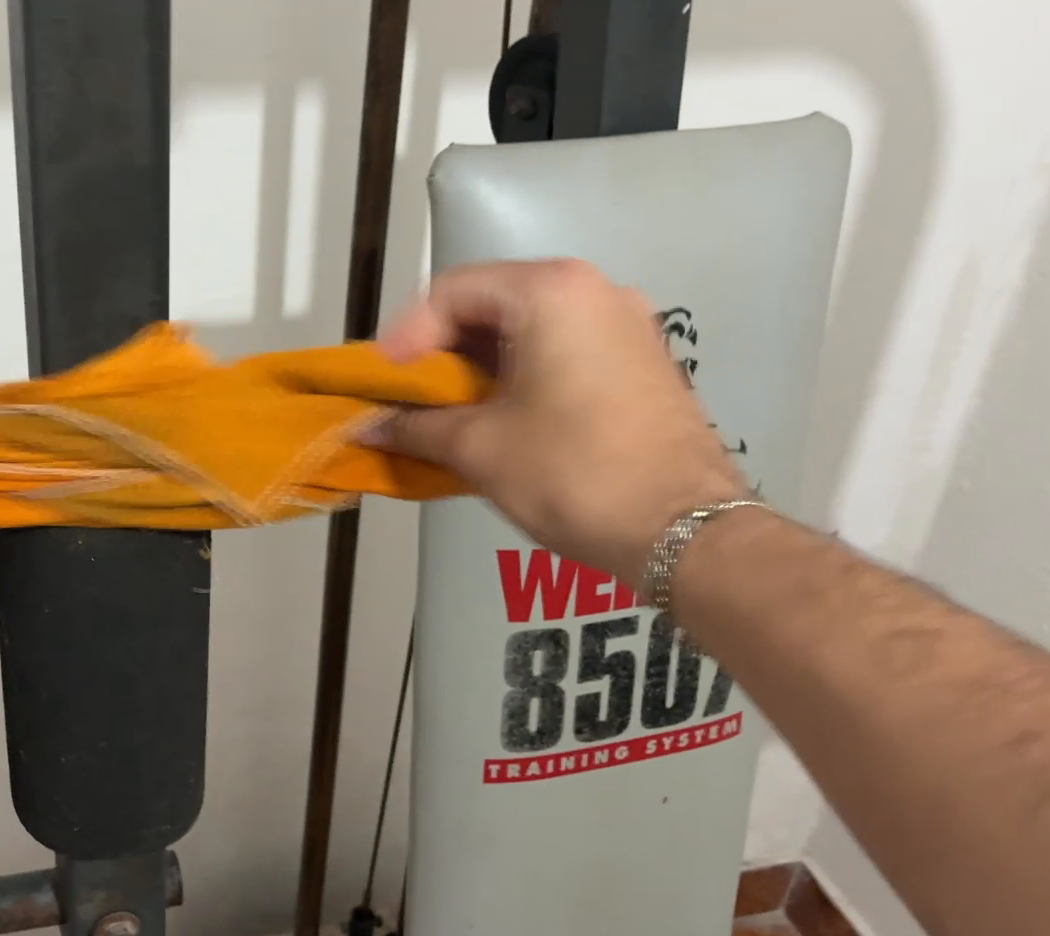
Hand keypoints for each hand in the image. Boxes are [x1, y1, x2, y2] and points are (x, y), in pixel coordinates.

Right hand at [376, 259, 747, 585]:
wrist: (681, 530)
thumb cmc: (571, 473)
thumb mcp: (478, 448)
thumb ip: (414, 427)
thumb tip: (368, 427)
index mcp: (551, 293)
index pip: (453, 292)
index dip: (405, 336)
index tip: (381, 381)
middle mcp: (594, 291)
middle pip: (491, 304)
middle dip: (439, 352)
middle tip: (407, 396)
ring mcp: (624, 326)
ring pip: (525, 329)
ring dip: (475, 367)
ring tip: (442, 413)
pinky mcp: (638, 362)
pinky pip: (559, 351)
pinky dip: (514, 377)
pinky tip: (492, 418)